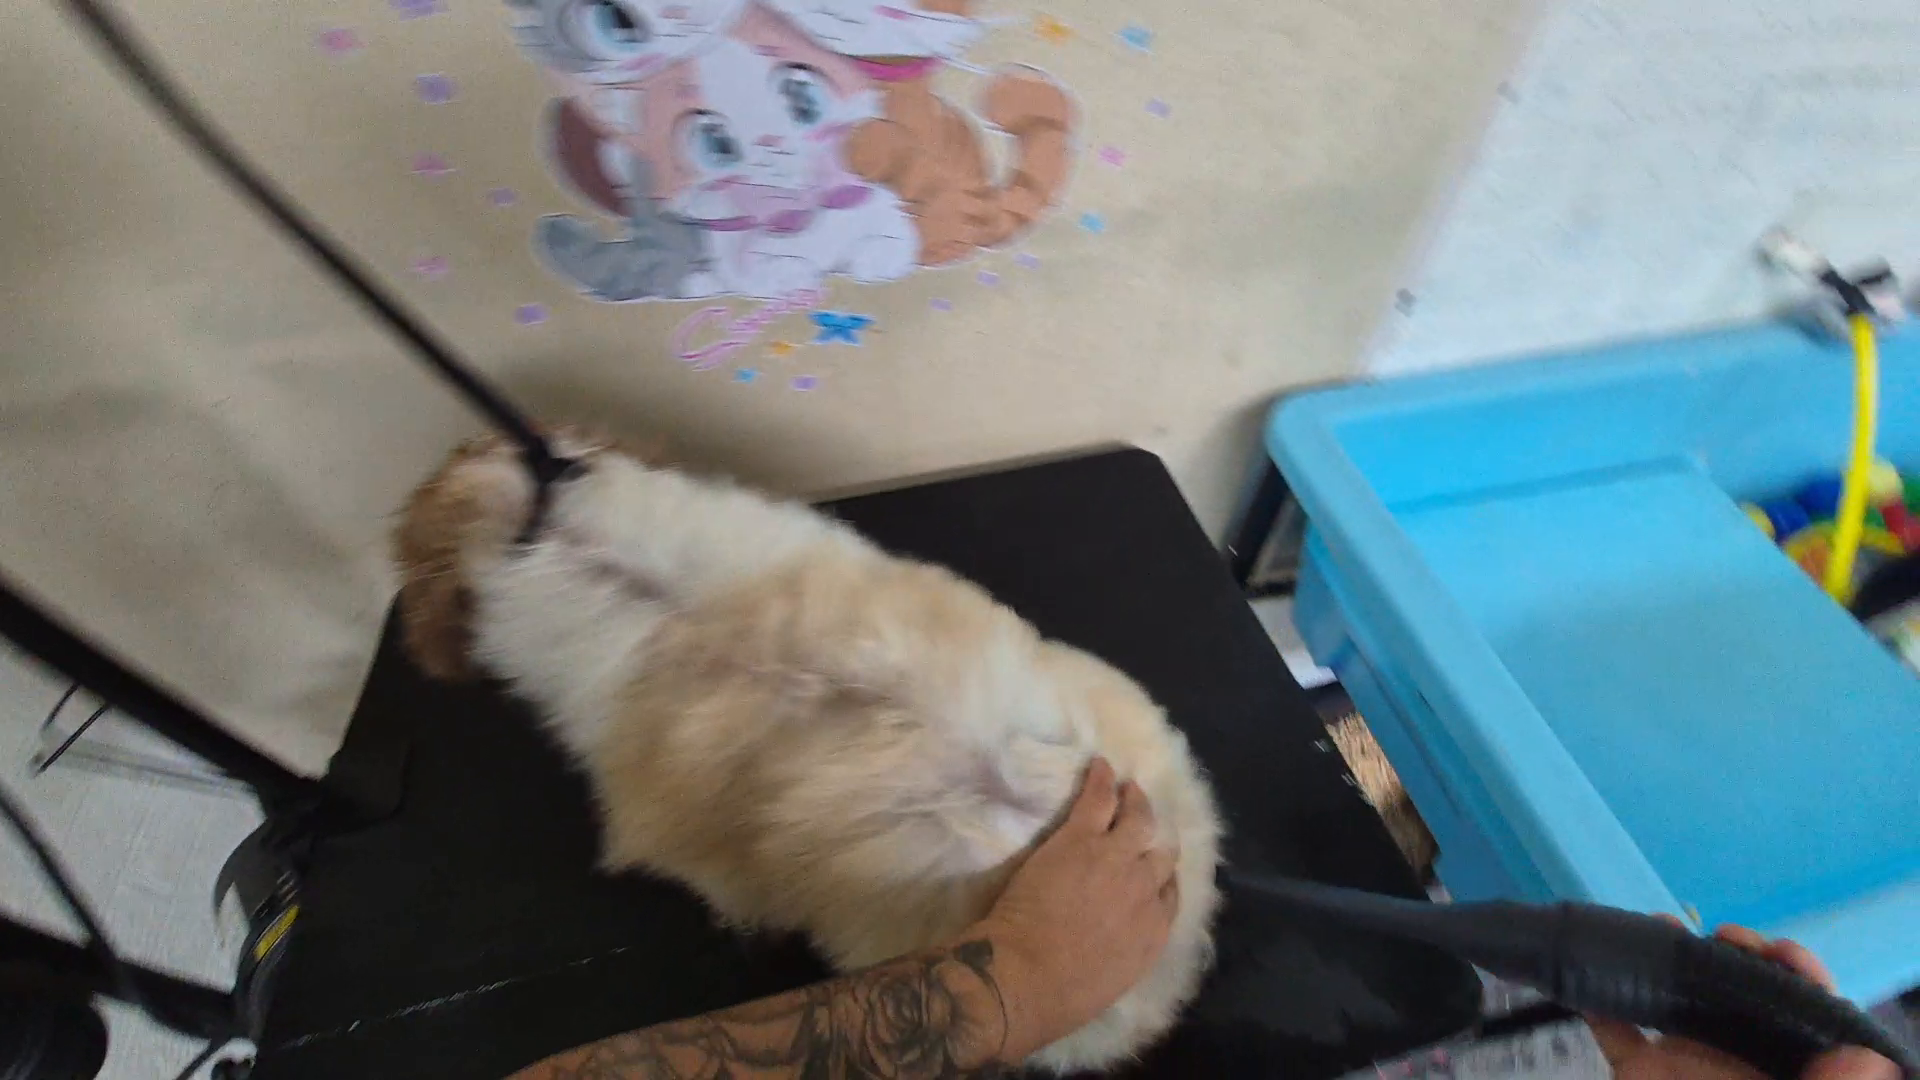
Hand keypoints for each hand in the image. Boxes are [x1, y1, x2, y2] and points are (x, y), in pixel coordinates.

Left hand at [968, 756, 1179, 1059]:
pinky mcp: (1080, 836)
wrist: (1026, 974)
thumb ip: (1126, 949)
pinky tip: (1100, 764)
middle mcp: (1144, 890)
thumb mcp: (1114, 979)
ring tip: (1129, 787)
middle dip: (1152, 835)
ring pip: (1137, 818)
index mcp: (1154, 932)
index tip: (1152, 869)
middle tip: (1143, 819)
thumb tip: (1118, 935)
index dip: (1160, 876)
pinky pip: (1098, 798)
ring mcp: (1115, 858)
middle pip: (1159, 852)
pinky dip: (1101, 778)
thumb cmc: (1062, 993)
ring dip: (1134, 800)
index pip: (1169, 893)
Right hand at [1589, 924, 1900, 1079]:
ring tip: (1658, 927)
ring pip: (1686, 1004)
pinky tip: (1591, 962)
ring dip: (1674, 963)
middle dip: (1738, 962)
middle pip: (1752, 1007)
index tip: (1780, 951)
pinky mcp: (1636, 1069)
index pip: (1820, 1032)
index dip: (1808, 987)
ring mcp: (1689, 1069)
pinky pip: (1615, 1025)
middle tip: (1719, 933)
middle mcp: (1748, 1072)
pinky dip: (1599, 992)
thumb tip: (1868, 1054)